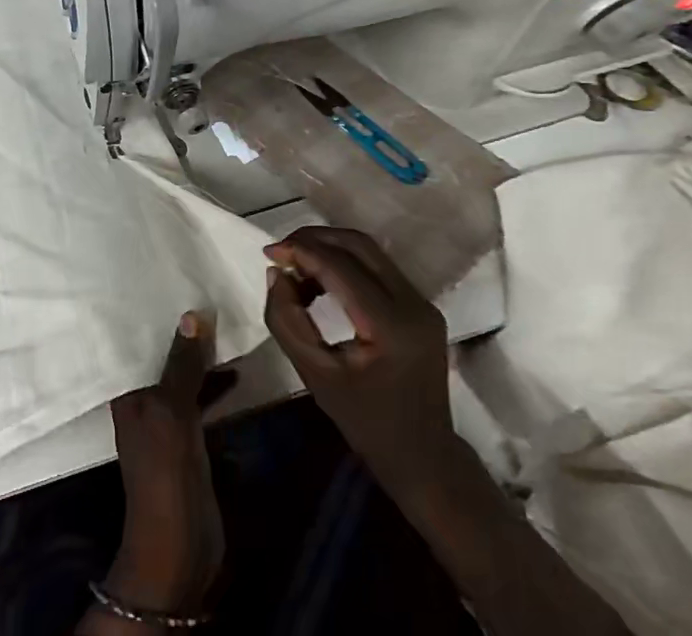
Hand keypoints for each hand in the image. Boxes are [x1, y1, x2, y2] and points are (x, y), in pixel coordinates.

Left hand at [103, 311, 231, 615]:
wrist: (177, 548)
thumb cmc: (165, 475)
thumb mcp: (172, 414)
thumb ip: (182, 366)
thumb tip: (191, 314)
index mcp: (127, 393)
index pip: (134, 343)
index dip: (150, 315)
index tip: (170, 281)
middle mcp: (142, 401)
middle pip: (162, 357)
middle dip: (182, 332)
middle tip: (206, 291)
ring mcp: (166, 421)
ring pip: (183, 376)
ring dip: (200, 356)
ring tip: (226, 321)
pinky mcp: (188, 439)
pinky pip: (200, 399)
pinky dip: (214, 384)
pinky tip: (238, 371)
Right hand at [263, 227, 461, 492]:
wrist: (421, 453)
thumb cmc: (364, 420)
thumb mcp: (314, 374)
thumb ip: (288, 321)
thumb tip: (276, 274)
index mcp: (391, 325)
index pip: (341, 268)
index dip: (302, 251)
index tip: (268, 252)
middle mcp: (414, 304)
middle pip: (360, 245)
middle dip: (315, 239)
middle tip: (281, 251)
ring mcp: (422, 302)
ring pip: (371, 252)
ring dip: (330, 250)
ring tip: (297, 270)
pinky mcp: (421, 305)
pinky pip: (379, 268)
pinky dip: (346, 264)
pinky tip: (321, 283)